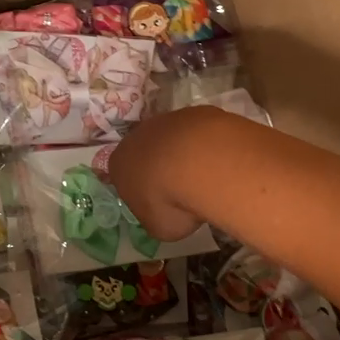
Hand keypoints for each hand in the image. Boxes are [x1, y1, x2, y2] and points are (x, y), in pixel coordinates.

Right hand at [107, 105, 245, 241]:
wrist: (201, 163)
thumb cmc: (171, 201)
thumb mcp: (159, 226)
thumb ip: (155, 218)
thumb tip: (163, 214)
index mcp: (119, 165)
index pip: (123, 177)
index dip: (140, 191)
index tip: (157, 204)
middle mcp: (136, 137)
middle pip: (145, 153)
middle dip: (160, 168)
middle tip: (181, 190)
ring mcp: (165, 121)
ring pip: (172, 139)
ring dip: (184, 155)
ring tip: (205, 177)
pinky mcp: (193, 113)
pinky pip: (197, 132)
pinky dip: (205, 145)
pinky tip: (219, 162)